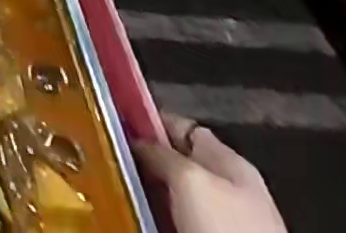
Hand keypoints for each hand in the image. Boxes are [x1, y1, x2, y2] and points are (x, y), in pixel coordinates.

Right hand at [134, 112, 286, 232]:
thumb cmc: (225, 230)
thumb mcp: (189, 181)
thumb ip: (164, 155)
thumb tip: (139, 141)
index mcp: (231, 164)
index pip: (186, 129)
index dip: (153, 122)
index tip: (119, 125)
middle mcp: (230, 192)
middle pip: (181, 166)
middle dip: (150, 164)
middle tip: (114, 163)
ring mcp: (226, 227)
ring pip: (179, 201)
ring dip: (153, 197)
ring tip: (121, 194)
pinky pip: (181, 226)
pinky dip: (162, 222)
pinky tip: (141, 223)